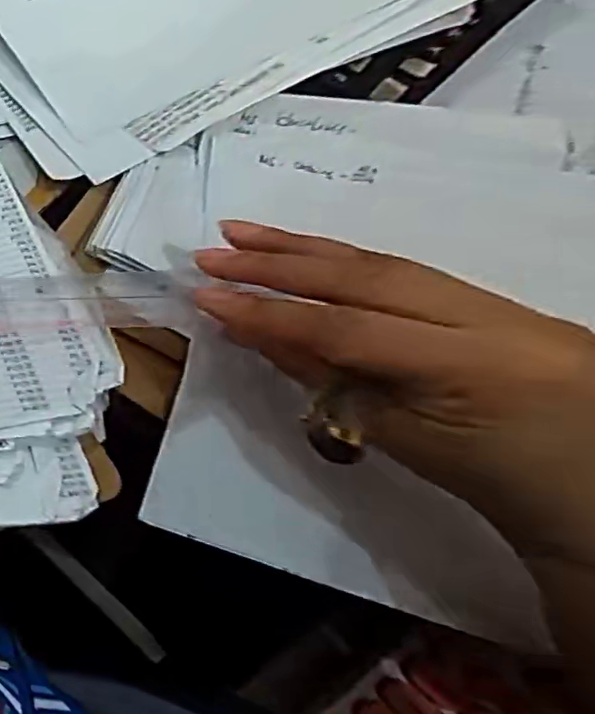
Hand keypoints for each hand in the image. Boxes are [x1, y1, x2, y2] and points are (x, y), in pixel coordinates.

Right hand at [192, 221, 594, 569]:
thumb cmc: (488, 480)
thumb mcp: (393, 434)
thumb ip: (322, 374)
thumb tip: (249, 330)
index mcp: (476, 367)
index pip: (347, 329)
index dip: (267, 312)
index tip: (203, 296)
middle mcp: (502, 323)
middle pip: (370, 280)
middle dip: (280, 264)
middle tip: (211, 254)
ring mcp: (510, 308)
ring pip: (390, 267)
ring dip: (306, 249)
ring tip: (242, 234)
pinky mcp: (502, 307)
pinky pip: (410, 275)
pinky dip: (345, 262)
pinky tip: (304, 254)